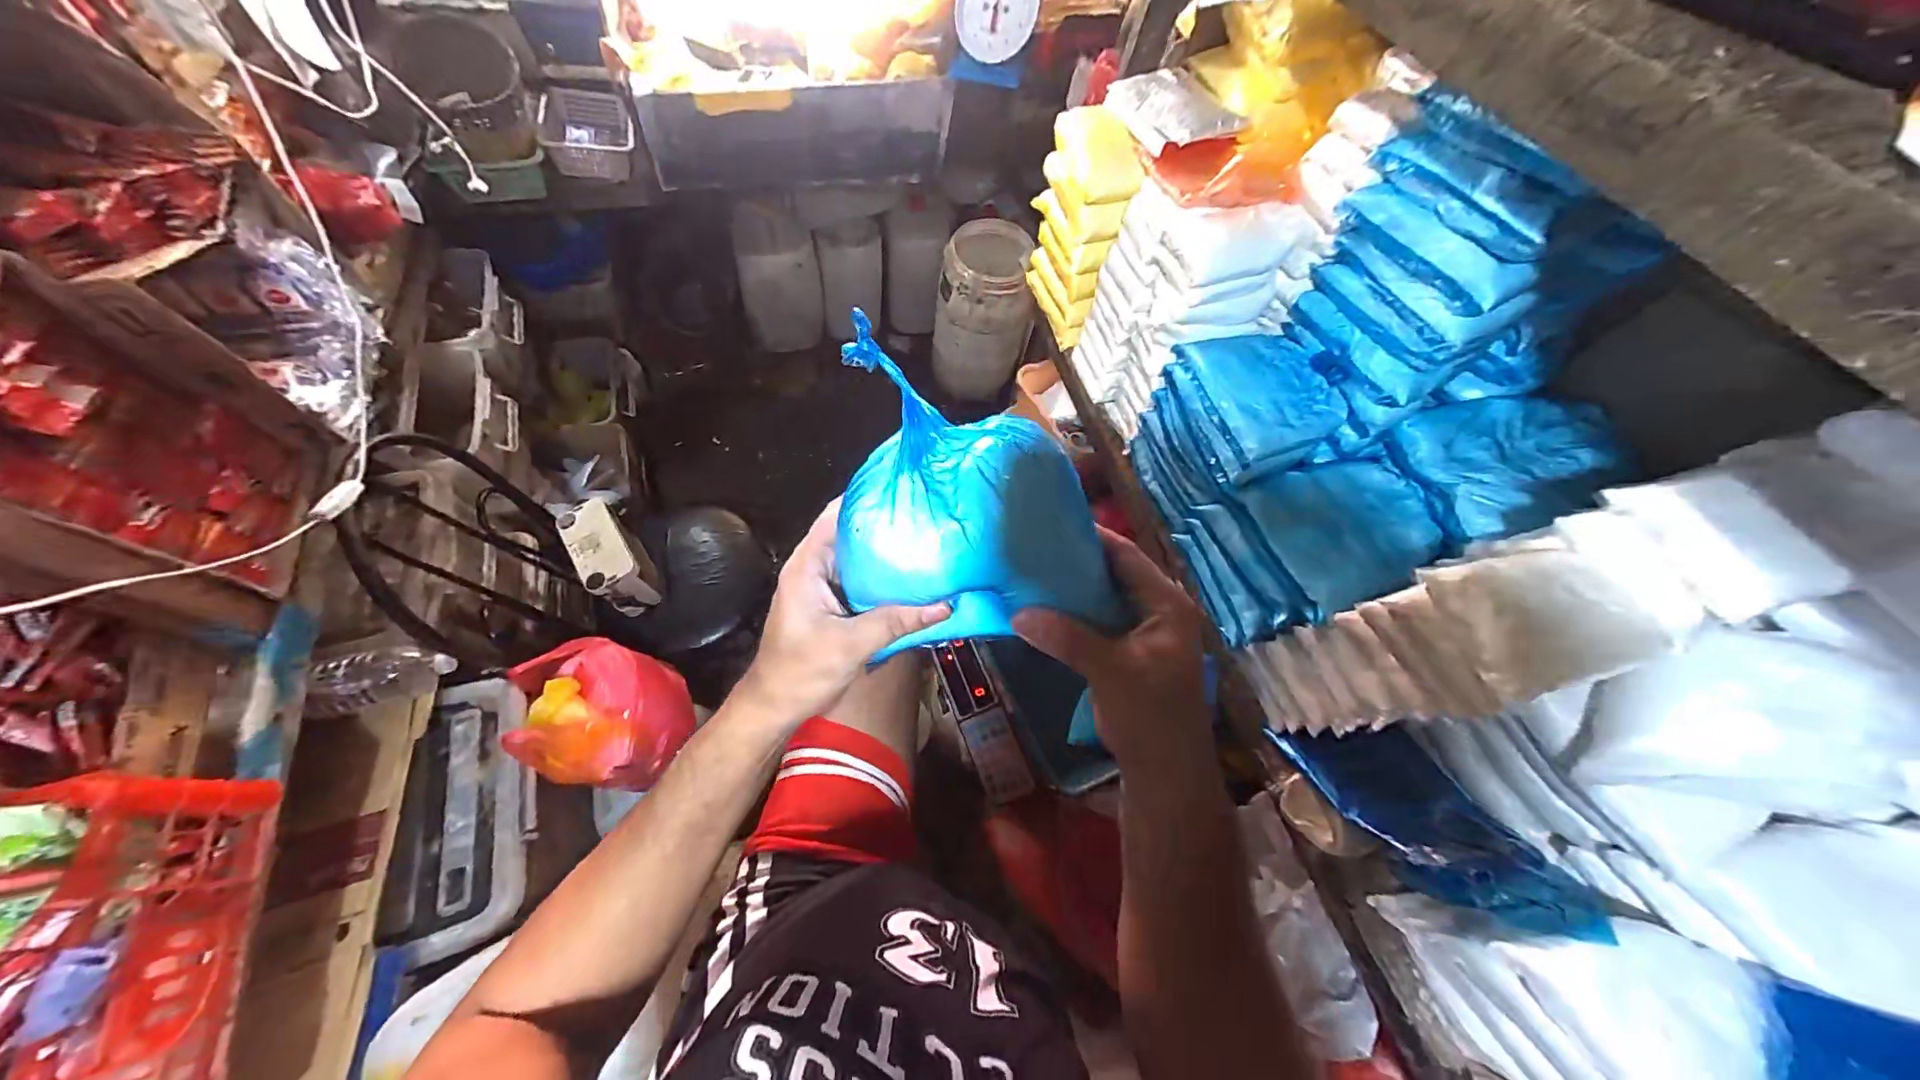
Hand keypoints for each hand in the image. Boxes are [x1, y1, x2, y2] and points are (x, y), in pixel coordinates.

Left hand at [734, 499, 948, 726]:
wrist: (776, 707)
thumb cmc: (800, 673)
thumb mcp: (851, 644)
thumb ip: (896, 621)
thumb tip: (944, 606)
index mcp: (807, 568)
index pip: (834, 517)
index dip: (864, 499)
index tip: (898, 489)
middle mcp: (813, 571)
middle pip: (850, 536)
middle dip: (883, 526)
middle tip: (923, 516)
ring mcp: (823, 589)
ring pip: (858, 561)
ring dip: (886, 555)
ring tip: (924, 541)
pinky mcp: (833, 607)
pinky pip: (861, 584)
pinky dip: (883, 580)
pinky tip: (911, 580)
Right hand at [1013, 528, 1210, 768]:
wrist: (1166, 774)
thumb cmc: (1150, 718)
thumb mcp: (1110, 672)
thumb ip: (1067, 638)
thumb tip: (1018, 613)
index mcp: (1168, 606)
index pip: (1128, 557)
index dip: (1093, 538)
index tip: (1052, 524)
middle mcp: (1159, 612)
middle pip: (1115, 574)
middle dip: (1077, 562)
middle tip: (1034, 548)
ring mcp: (1144, 633)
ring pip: (1104, 599)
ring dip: (1073, 590)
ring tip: (1033, 574)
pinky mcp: (1128, 653)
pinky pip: (1098, 622)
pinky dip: (1074, 615)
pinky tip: (1044, 612)